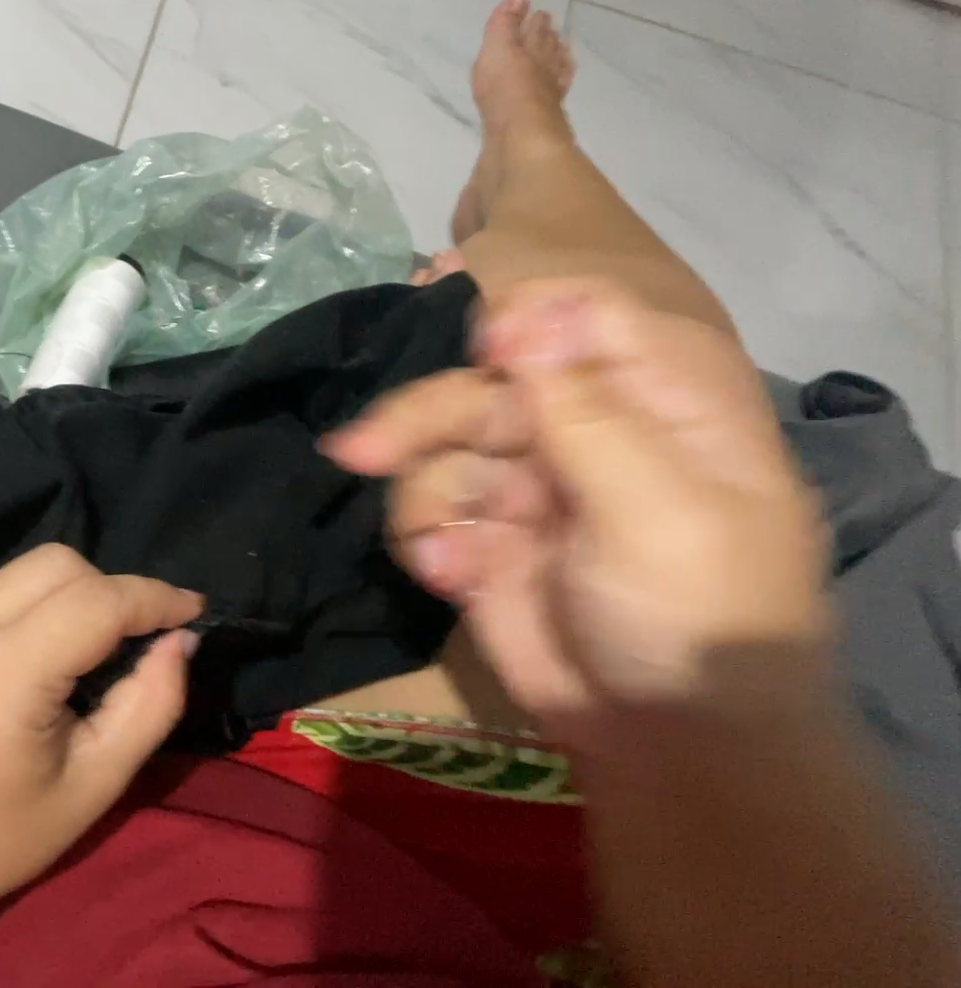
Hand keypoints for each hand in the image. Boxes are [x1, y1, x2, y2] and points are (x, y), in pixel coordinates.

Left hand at [0, 544, 201, 929]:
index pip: (93, 604)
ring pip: (22, 567)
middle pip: (56, 564)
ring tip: (81, 647)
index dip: (152, 598)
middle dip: (109, 590)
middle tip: (132, 638)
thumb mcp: (96, 784)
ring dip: (68, 592)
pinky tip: (31, 647)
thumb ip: (150, 704)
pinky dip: (27, 601)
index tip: (190, 610)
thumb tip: (179, 638)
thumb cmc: (0, 836)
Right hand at [326, 279, 834, 748]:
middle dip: (418, 420)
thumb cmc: (695, 618)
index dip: (521, 325)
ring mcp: (523, 484)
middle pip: (478, 387)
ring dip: (420, 500)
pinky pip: (422, 510)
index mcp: (653, 404)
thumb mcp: (657, 512)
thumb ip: (588, 412)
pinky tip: (450, 578)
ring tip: (436, 561)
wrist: (659, 739)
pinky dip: (424, 542)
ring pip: (434, 450)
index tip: (480, 357)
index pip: (579, 318)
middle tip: (357, 452)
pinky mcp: (478, 534)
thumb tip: (528, 312)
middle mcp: (579, 431)